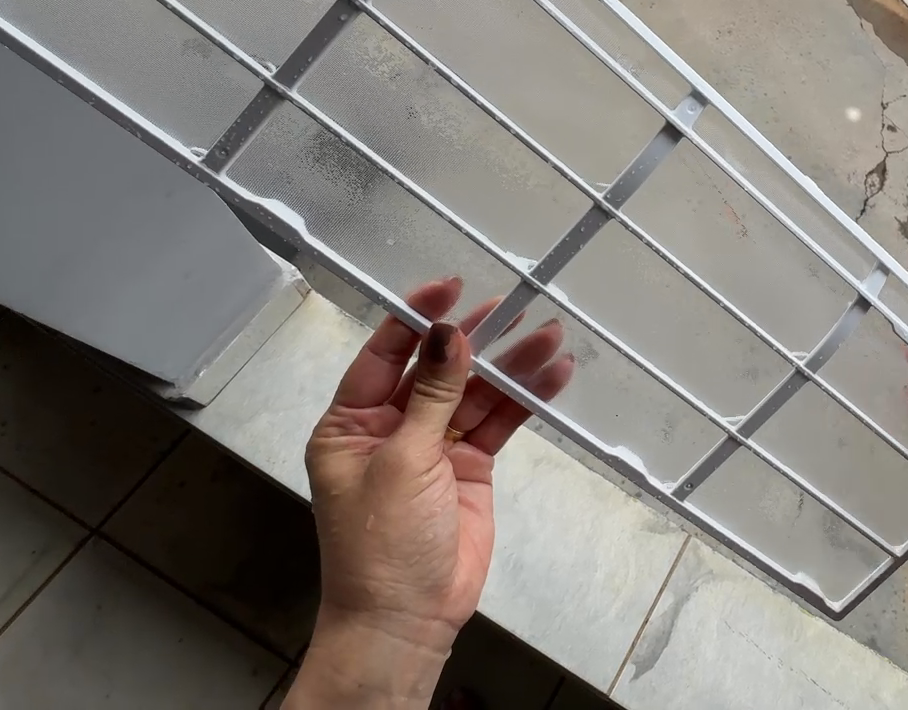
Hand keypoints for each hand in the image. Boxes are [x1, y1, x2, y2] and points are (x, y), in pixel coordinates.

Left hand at [286, 277, 573, 709]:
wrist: (409, 620)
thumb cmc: (384, 541)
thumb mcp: (403, 460)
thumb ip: (433, 393)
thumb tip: (449, 332)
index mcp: (353, 422)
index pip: (385, 354)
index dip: (416, 318)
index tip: (450, 288)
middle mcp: (394, 425)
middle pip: (439, 367)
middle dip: (475, 338)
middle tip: (512, 306)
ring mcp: (436, 443)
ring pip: (477, 391)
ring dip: (511, 366)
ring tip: (548, 335)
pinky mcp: (472, 463)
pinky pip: (500, 421)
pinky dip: (526, 400)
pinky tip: (554, 375)